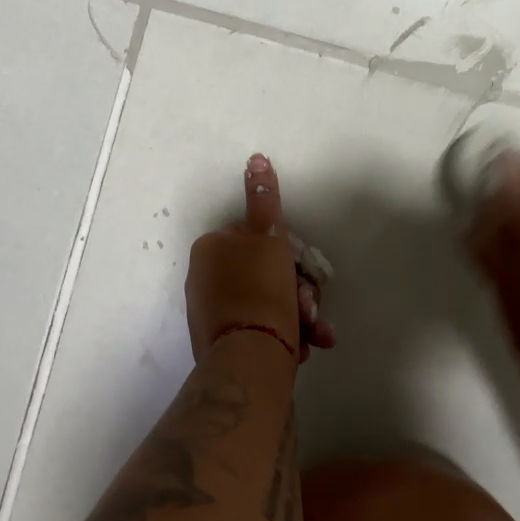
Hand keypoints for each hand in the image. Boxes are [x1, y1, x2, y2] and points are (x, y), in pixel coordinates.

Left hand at [186, 153, 337, 363]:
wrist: (251, 362)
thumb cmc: (262, 291)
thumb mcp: (268, 237)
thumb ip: (264, 199)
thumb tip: (256, 158)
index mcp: (210, 250)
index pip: (256, 237)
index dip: (288, 253)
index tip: (305, 270)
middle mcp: (204, 280)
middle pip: (264, 273)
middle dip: (296, 289)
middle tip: (310, 306)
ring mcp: (212, 316)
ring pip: (268, 303)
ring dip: (298, 315)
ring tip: (315, 332)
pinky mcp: (222, 346)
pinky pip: (262, 330)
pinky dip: (287, 334)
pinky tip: (306, 346)